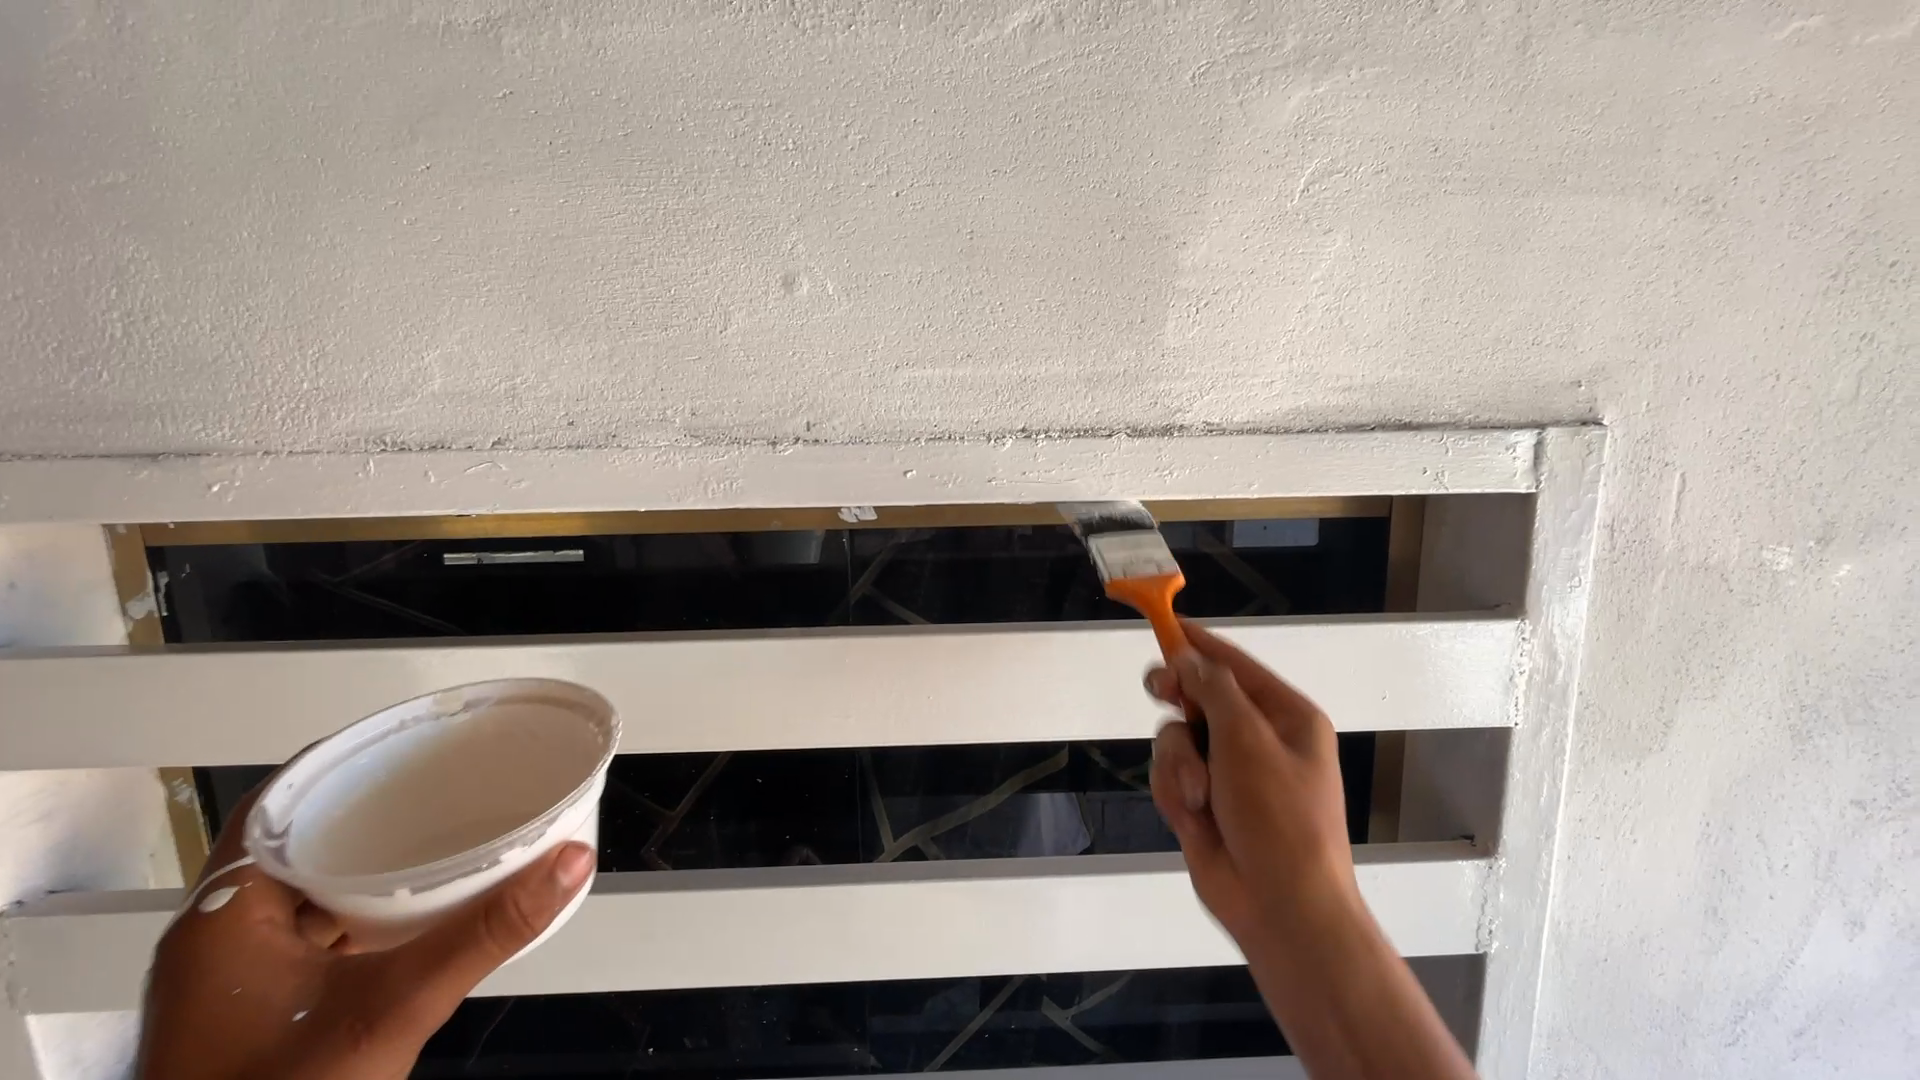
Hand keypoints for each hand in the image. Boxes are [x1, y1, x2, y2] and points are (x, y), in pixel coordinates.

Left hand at [137, 787, 593, 1079]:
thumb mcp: (393, 1008)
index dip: (342, 761)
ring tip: (436, 834)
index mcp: (222, 916)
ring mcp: (234, 977)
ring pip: (303, 888)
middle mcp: (217, 936)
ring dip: (364, 860)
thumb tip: (571, 861)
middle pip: (294, 840)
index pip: (279, 801)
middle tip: (438, 782)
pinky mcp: (258, 1006)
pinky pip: (314, 927)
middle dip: (367, 807)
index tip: (407, 742)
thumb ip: (485, 933)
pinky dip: (362, 907)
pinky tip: (411, 911)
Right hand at [1148, 622, 1479, 1079]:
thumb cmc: (1279, 816)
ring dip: (1179, 762)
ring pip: (1175, 736)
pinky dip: (1173, 789)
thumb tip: (1186, 658)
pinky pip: (1168, 773)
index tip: (1165, 625)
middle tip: (1160, 691)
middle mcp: (1255, 738)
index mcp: (1284, 717)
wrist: (1280, 905)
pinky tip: (1192, 814)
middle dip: (1179, 700)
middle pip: (1198, 696)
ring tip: (1198, 794)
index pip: (1234, 665)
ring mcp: (1226, 772)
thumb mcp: (1248, 739)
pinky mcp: (1201, 800)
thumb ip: (1213, 689)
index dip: (1199, 644)